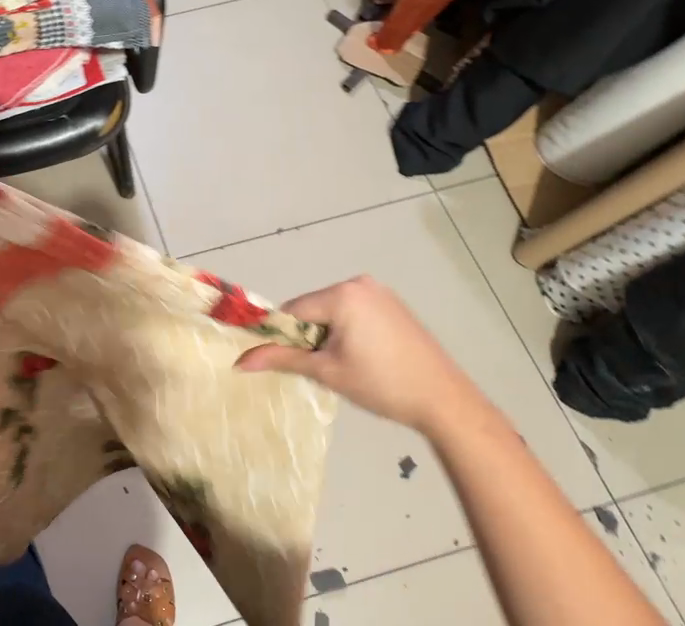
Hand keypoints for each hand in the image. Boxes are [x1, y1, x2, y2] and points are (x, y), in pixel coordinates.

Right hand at [235, 276, 480, 434]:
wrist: (445, 400)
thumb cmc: (382, 385)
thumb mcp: (327, 372)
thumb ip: (282, 359)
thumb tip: (240, 361)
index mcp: (341, 295)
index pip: (292, 311)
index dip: (284, 337)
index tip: (288, 361)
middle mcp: (359, 284)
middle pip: (313, 308)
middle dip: (309, 336)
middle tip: (322, 369)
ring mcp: (380, 292)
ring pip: (333, 311)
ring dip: (328, 334)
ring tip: (346, 366)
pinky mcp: (394, 305)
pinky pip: (355, 312)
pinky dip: (349, 331)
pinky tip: (364, 358)